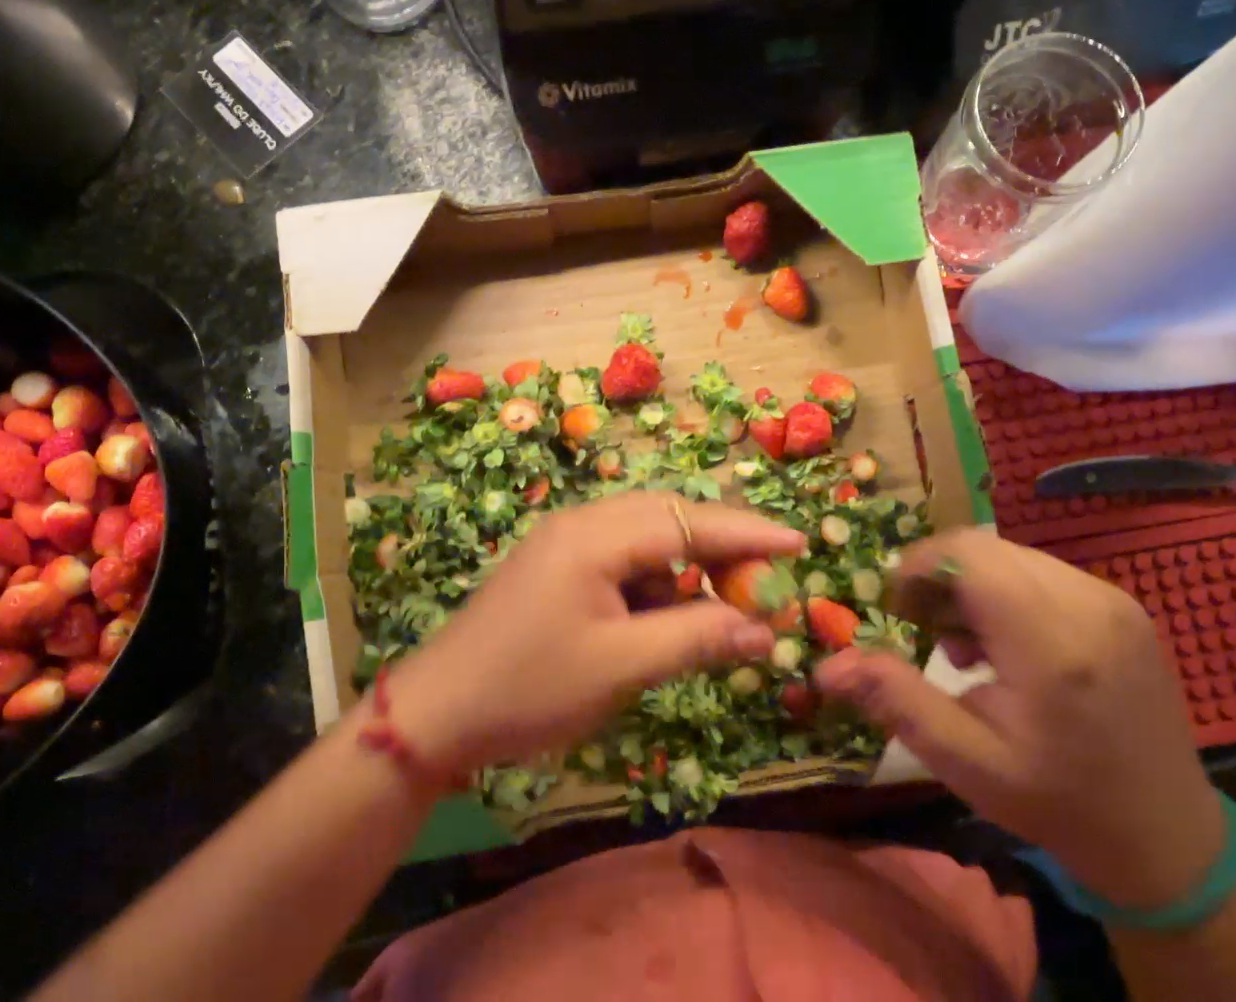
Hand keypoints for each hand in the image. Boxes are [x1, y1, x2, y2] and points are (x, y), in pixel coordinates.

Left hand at [385, 492, 805, 775]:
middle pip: (668, 520)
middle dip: (722, 550)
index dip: (749, 533)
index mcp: (592, 536)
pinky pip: (619, 565)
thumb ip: (696, 639)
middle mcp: (578, 526)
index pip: (688, 520)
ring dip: (687, 572)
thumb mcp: (621, 667)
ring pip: (644, 543)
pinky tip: (667, 621)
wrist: (435, 715)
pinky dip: (653, 588)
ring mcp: (561, 547)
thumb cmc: (528, 689)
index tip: (800, 543)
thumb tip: (764, 629)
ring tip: (722, 611)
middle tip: (766, 584)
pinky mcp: (553, 573)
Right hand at [815, 528, 1227, 909]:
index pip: (966, 554)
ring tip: (962, 647)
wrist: (1162, 833)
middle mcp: (1088, 603)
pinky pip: (1046, 573)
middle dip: (938, 578)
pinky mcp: (1126, 608)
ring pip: (1014, 556)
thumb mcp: (965, 760)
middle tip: (919, 631)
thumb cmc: (1054, 801)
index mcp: (1049, 641)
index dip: (915, 568)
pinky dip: (1009, 593)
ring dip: (972, 585)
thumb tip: (827, 665)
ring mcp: (1114, 601)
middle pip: (986, 548)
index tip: (894, 612)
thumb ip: (897, 700)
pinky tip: (1006, 647)